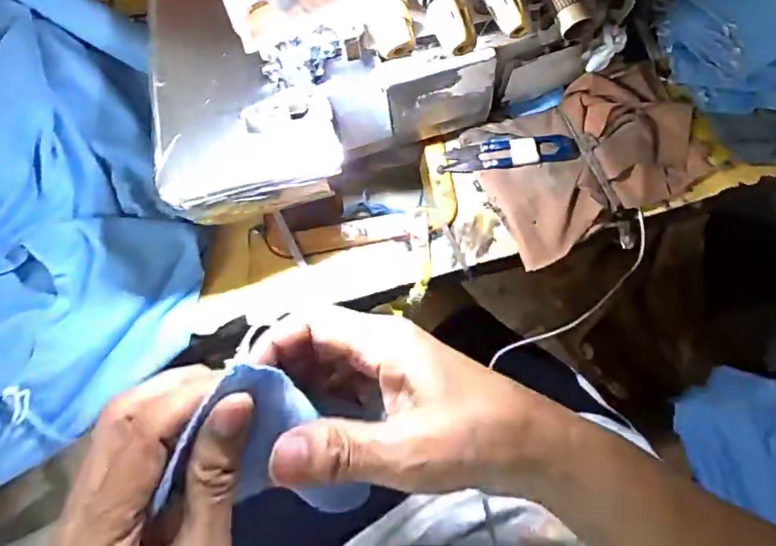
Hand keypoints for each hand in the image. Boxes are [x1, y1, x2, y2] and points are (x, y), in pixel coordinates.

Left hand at [57, 366, 253, 545]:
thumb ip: (214, 479)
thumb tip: (238, 400)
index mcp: (97, 526)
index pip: (138, 429)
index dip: (192, 396)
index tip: (245, 389)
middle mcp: (77, 501)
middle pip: (123, 413)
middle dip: (183, 388)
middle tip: (237, 389)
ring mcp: (79, 498)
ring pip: (120, 418)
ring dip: (173, 398)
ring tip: (223, 401)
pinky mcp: (92, 499)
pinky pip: (123, 438)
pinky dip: (161, 419)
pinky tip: (195, 424)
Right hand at [250, 306, 577, 497]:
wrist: (530, 444)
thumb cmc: (471, 436)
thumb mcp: (405, 451)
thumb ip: (340, 450)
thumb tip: (273, 454)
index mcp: (381, 339)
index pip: (312, 321)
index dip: (274, 343)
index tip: (246, 383)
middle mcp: (380, 341)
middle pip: (317, 339)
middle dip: (282, 369)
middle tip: (251, 412)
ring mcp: (389, 363)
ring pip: (330, 363)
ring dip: (300, 388)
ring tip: (271, 426)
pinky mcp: (396, 386)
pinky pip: (347, 385)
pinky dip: (323, 403)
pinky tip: (309, 434)